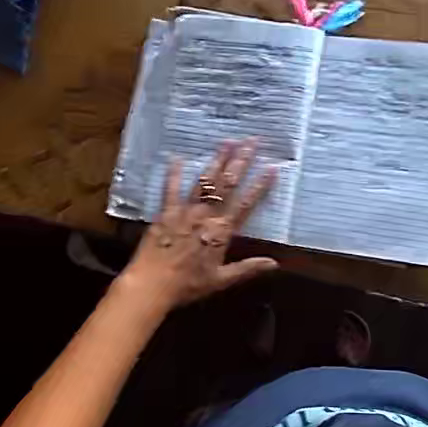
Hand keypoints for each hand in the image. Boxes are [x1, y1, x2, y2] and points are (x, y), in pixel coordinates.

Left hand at [116, 138, 278, 310]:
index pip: (246, 204)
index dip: (260, 186)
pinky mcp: (165, 212)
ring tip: (227, 141)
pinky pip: (171, 189)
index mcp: (222, 232)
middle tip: (252, 140)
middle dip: (241, 161)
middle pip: (228, 184)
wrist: (153, 285)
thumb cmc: (188, 285)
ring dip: (217, 160)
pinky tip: (177, 157)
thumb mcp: (221, 280)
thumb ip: (247, 268)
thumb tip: (274, 263)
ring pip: (205, 181)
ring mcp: (185, 211)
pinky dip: (174, 173)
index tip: (272, 168)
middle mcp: (206, 216)